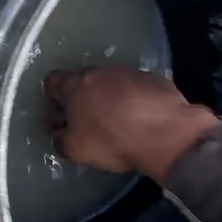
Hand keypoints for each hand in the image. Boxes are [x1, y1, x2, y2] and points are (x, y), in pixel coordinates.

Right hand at [47, 67, 219, 181]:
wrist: (168, 134)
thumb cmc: (113, 140)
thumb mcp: (76, 150)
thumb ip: (60, 140)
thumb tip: (59, 135)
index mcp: (74, 85)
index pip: (52, 81)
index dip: (54, 98)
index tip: (62, 115)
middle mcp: (98, 71)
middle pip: (83, 80)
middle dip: (84, 97)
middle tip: (91, 122)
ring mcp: (128, 72)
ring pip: (111, 82)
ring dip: (111, 97)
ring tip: (122, 121)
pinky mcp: (154, 78)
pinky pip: (137, 87)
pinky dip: (136, 99)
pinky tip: (145, 119)